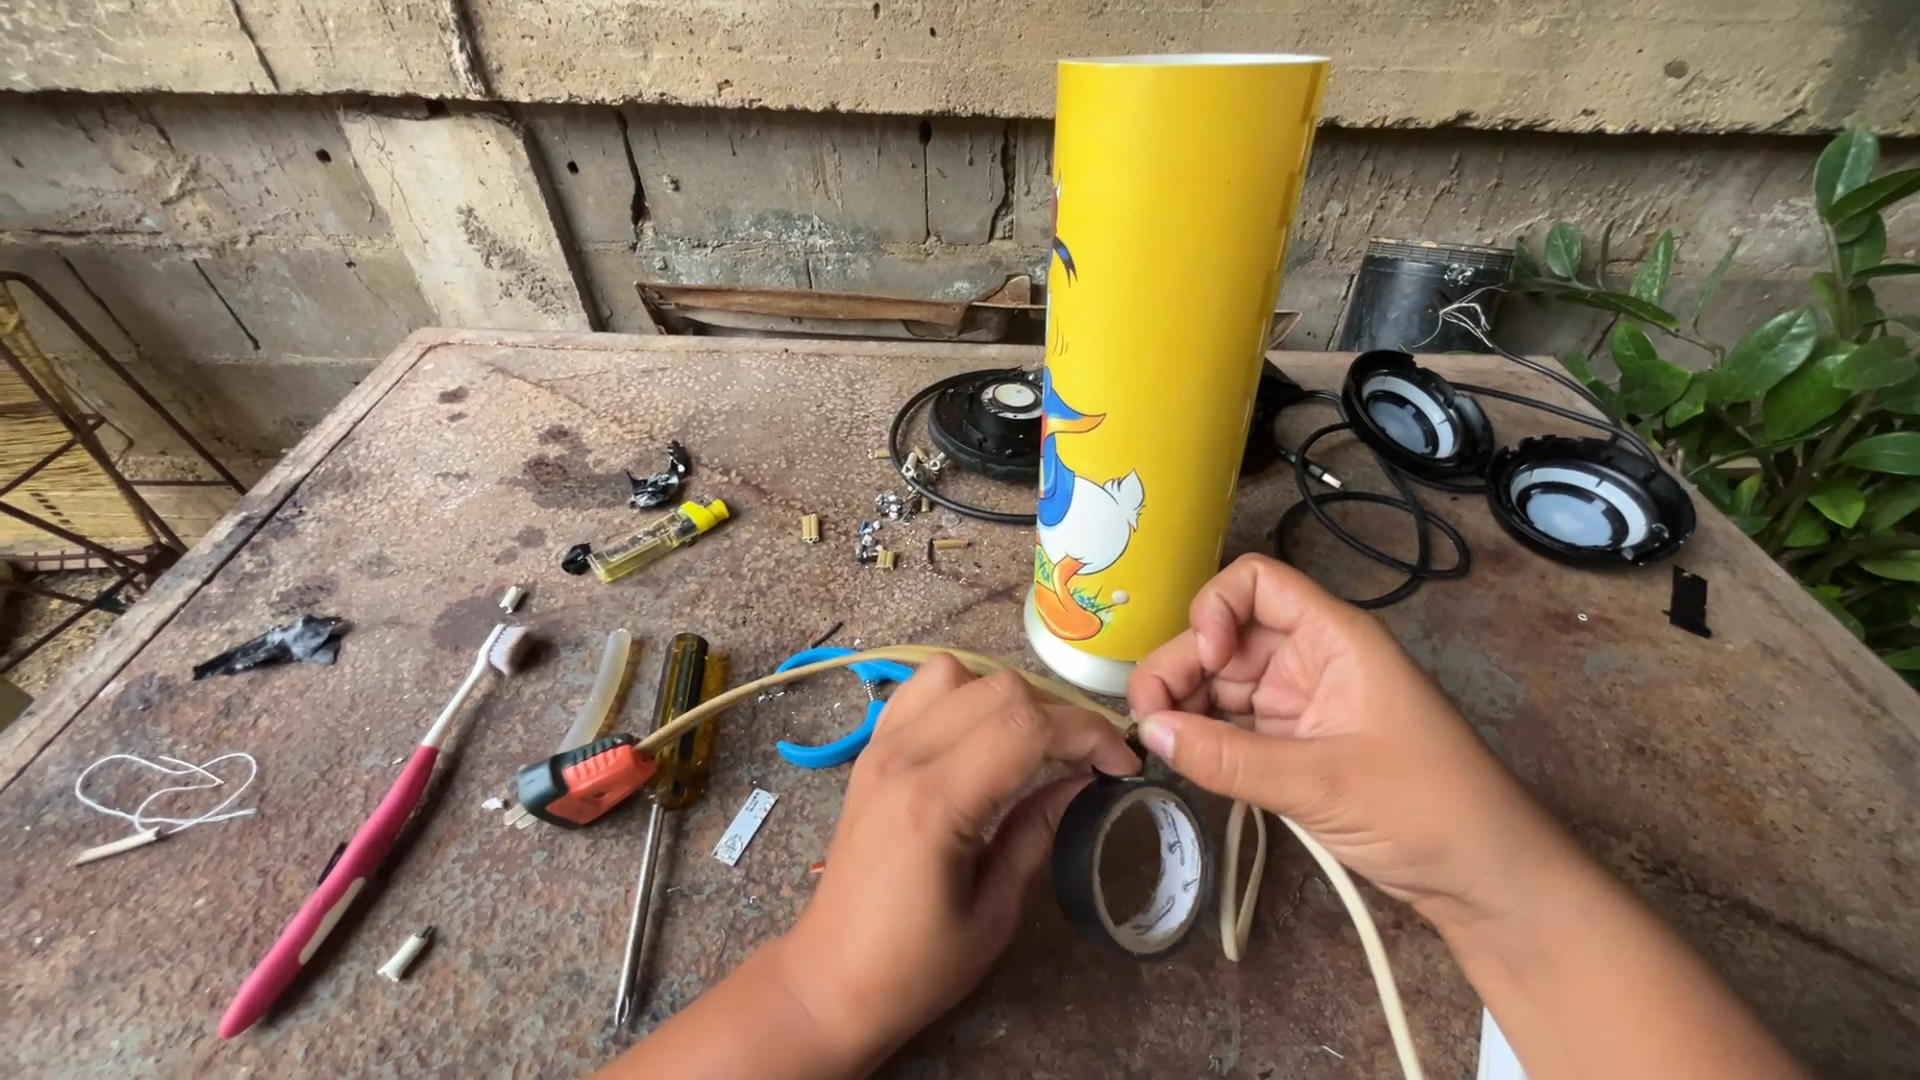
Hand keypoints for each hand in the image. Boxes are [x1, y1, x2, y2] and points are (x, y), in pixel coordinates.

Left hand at [769, 656, 1138, 1068]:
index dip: (1088, 734)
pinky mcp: (870, 749)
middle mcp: (904, 756)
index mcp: (935, 801)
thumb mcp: (994, 914)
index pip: (1027, 726)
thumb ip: (1038, 832)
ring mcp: (880, 745)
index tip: (1121, 765)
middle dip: (1059, 714)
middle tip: (1086, 759)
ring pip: (958, 671)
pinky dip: (963, 693)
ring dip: (1007, 696)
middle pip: (999, 688)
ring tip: (1031, 742)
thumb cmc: (914, 967)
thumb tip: (1083, 780)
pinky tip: (980, 733)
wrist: (828, 978)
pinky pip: (921, 688)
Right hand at [1128, 553, 1579, 925]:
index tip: (1206, 660)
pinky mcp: (1287, 742)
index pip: (1256, 583)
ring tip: (1157, 744)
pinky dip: (1198, 735)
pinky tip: (1181, 757)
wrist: (1487, 883)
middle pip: (1221, 637)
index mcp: (1331, 638)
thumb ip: (1227, 758)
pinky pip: (1226, 723)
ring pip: (1216, 682)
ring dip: (1181, 705)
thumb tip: (1148, 732)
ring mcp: (1294, 702)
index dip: (1216, 608)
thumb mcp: (1323, 781)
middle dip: (1180, 669)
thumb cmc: (1429, 811)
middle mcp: (1306, 658)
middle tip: (1148, 719)